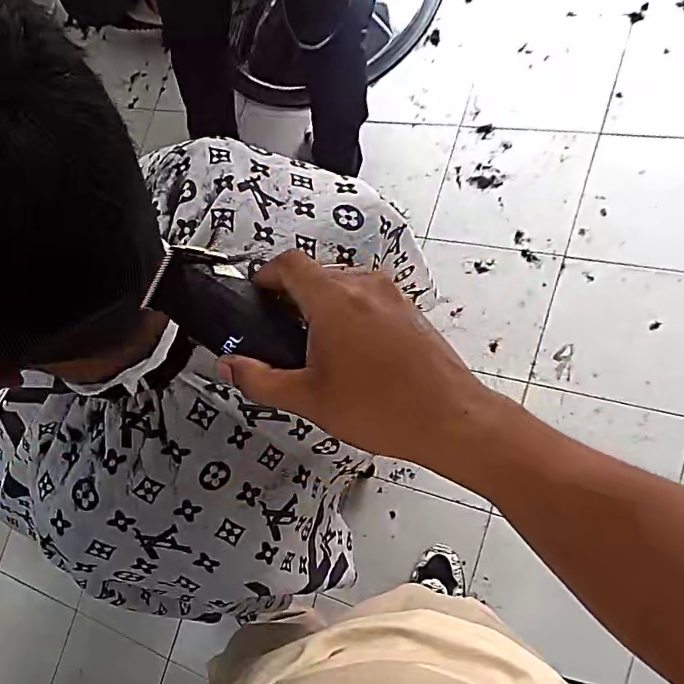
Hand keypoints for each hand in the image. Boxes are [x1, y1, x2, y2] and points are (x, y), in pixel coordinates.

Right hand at [218, 251, 504, 464]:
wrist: (449, 419)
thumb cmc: (390, 409)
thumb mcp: (309, 400)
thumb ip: (261, 380)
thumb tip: (234, 368)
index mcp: (335, 300)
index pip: (289, 263)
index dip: (266, 274)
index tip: (259, 290)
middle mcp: (366, 288)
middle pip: (317, 273)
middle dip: (294, 296)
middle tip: (282, 328)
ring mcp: (393, 297)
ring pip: (346, 286)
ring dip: (325, 306)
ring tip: (319, 348)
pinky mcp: (411, 312)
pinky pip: (371, 300)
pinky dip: (353, 315)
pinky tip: (353, 356)